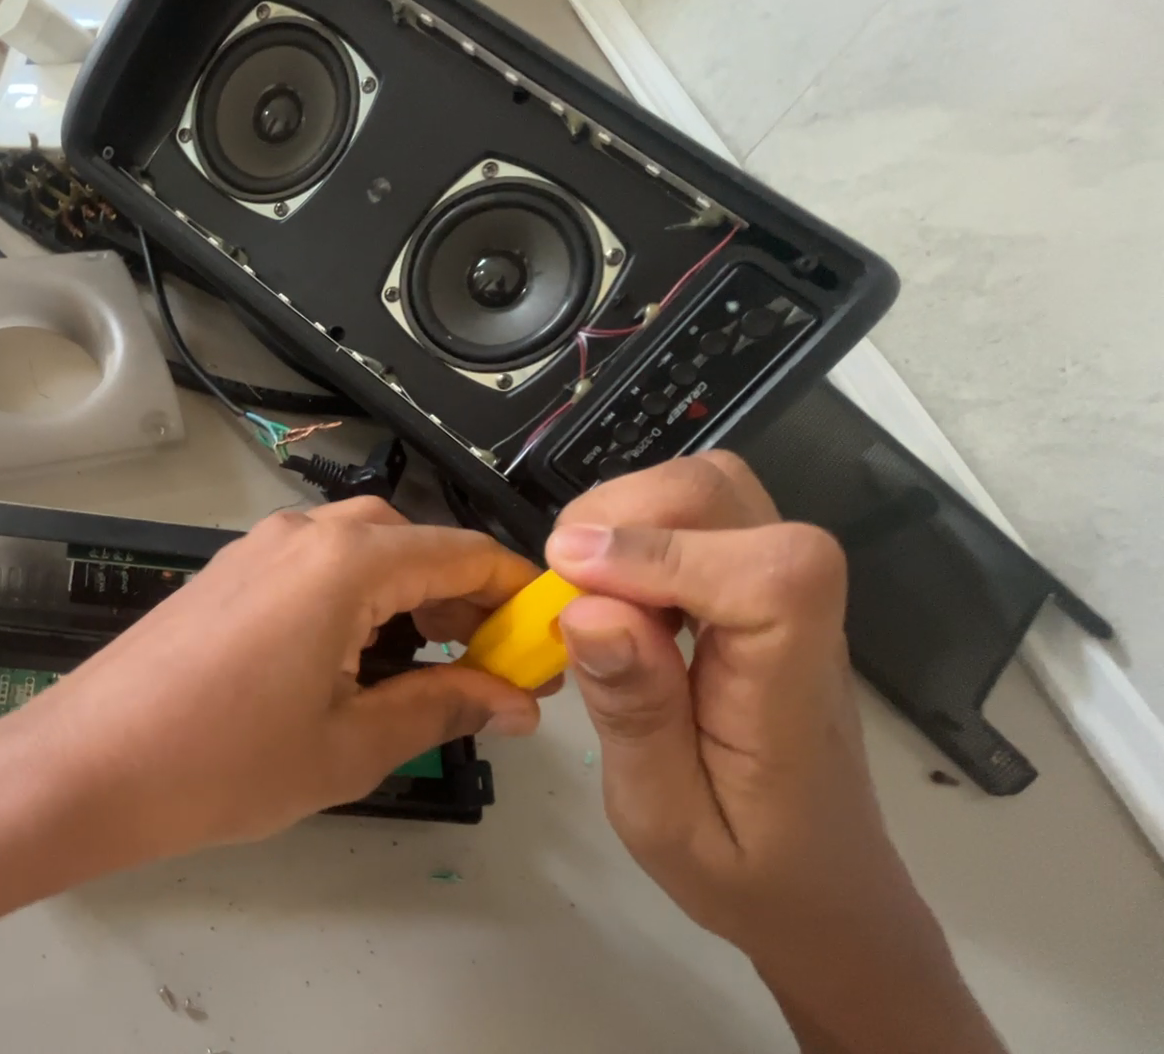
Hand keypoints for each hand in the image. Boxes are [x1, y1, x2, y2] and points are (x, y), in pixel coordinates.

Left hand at [0, 497, 547, 863]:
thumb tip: (515, 700)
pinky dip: (348, 596)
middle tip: (479, 662)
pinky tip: (344, 656)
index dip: (512, 593)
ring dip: (400, 592)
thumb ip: (440, 708)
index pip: (462, 551)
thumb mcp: (350, 745)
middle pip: (407, 539)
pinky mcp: (222, 572)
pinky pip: (308, 564)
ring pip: (355, 548)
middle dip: (456, 591)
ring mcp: (253, 548)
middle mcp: (300, 534)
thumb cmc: (224, 762)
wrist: (87, 765)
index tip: (539, 643)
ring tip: (417, 665)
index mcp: (346, 562)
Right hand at [547, 454, 998, 1051]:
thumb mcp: (663, 816)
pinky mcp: (758, 593)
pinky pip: (700, 518)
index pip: (767, 575)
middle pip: (731, 496)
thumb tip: (587, 608)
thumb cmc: (744, 871)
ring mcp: (784, 598)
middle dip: (626, 512)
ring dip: (627, 514)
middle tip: (561, 575)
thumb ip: (633, 713)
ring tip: (578, 578)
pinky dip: (636, 529)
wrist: (824, 893)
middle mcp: (801, 620)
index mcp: (788, 691)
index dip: (660, 552)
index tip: (567, 572)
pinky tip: (608, 586)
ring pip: (714, 490)